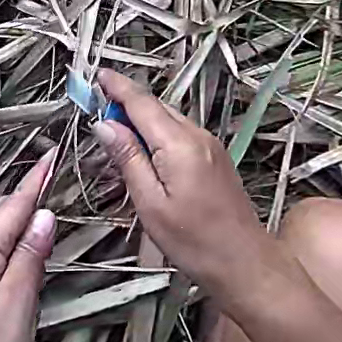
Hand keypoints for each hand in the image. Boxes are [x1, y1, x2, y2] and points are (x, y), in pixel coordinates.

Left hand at [0, 150, 57, 341]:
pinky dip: (10, 238)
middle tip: (51, 170)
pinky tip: (19, 242)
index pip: (12, 206)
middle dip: (25, 191)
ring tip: (39, 196)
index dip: (35, 180)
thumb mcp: (17, 305)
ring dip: (17, 213)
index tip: (52, 153)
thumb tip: (42, 214)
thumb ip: (30, 257)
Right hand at [92, 70, 293, 299]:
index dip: (117, 86)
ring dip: (139, 117)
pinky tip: (142, 148)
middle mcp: (198, 137)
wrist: (245, 265)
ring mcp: (209, 145)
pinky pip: (178, 131)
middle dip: (124, 101)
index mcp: (179, 145)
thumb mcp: (149, 202)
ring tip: (113, 130)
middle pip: (155, 106)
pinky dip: (155, 130)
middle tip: (96, 106)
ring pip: (167, 117)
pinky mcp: (213, 156)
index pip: (142, 102)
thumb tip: (105, 125)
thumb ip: (127, 158)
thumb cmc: (196, 242)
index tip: (97, 75)